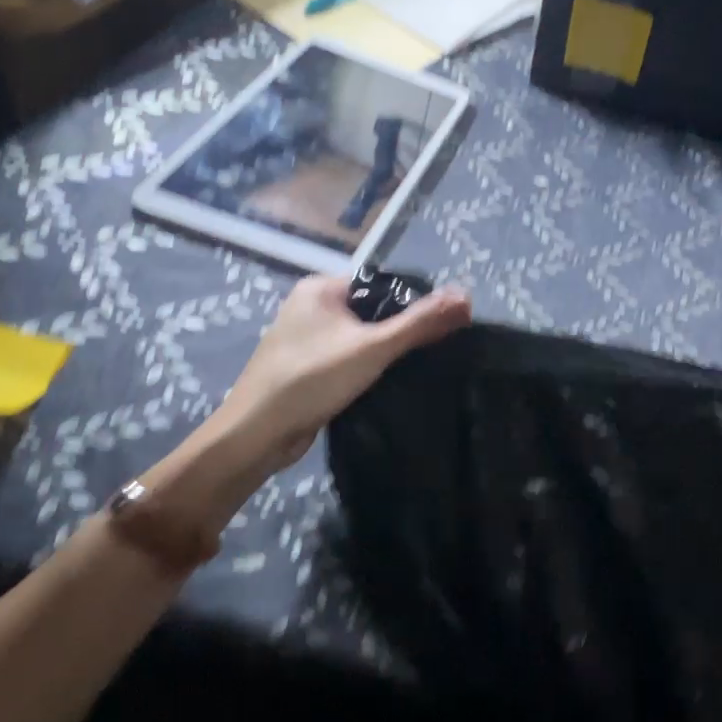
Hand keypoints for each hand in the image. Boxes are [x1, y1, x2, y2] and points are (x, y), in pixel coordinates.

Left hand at [147, 275, 471, 522]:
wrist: (255, 436)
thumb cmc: (312, 380)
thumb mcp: (374, 348)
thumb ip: (421, 323)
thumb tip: (467, 297)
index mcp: (321, 288)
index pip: (382, 285)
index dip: (413, 305)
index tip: (438, 330)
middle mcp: (309, 306)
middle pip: (372, 311)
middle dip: (398, 332)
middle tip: (429, 353)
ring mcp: (303, 339)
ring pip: (359, 338)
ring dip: (382, 353)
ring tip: (411, 370)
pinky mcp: (303, 368)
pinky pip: (346, 358)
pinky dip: (364, 369)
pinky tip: (382, 385)